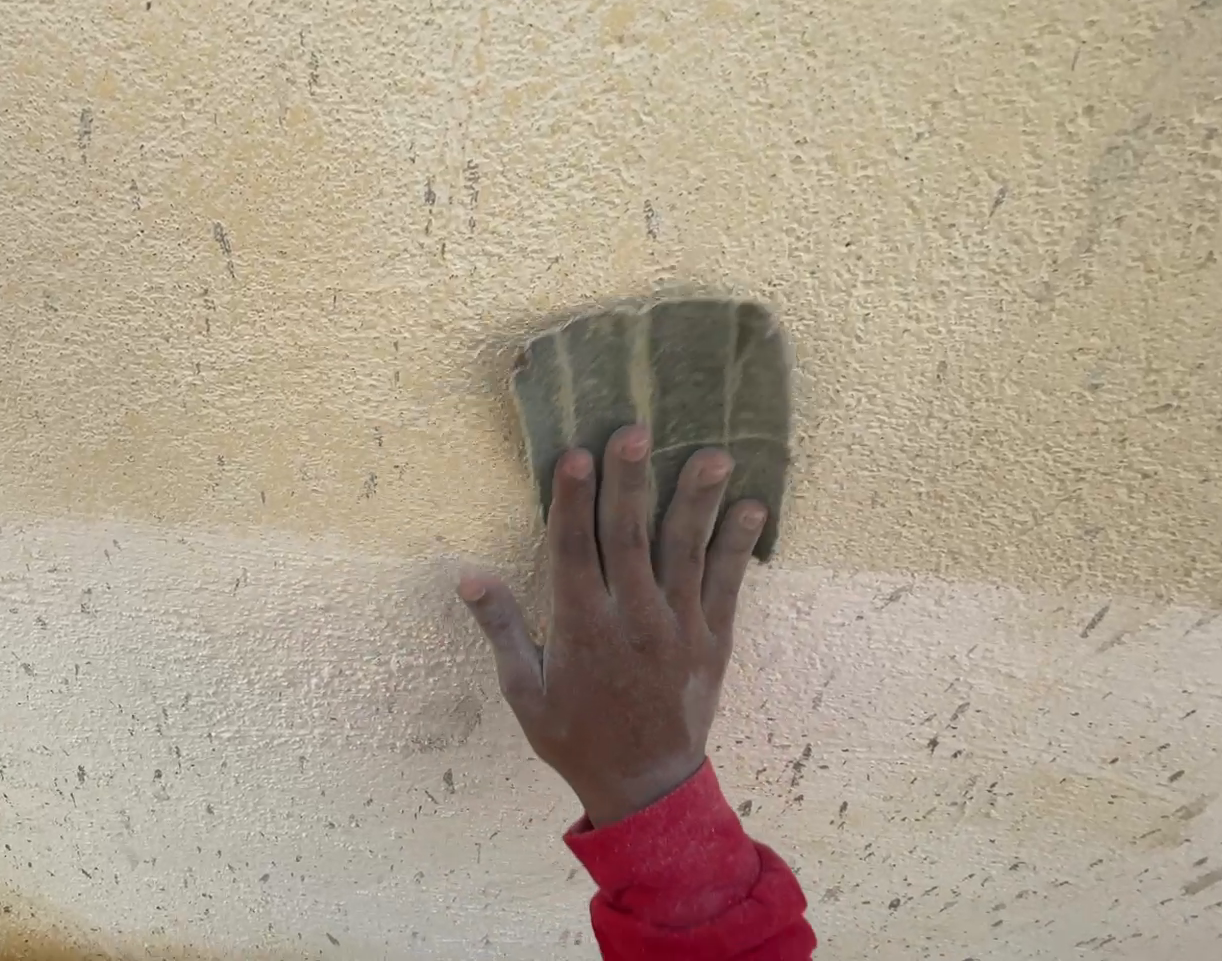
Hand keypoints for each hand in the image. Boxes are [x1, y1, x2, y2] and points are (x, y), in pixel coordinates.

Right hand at [458, 425, 767, 826]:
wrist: (647, 789)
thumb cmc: (574, 736)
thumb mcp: (523, 691)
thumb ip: (501, 629)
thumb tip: (468, 577)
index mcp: (582, 627)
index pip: (573, 549)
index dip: (572, 500)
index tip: (574, 454)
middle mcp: (633, 618)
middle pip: (628, 537)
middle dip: (629, 482)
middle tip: (636, 431)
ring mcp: (679, 627)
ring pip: (686, 553)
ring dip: (697, 502)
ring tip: (714, 456)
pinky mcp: (713, 640)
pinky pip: (728, 586)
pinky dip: (739, 547)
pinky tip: (753, 509)